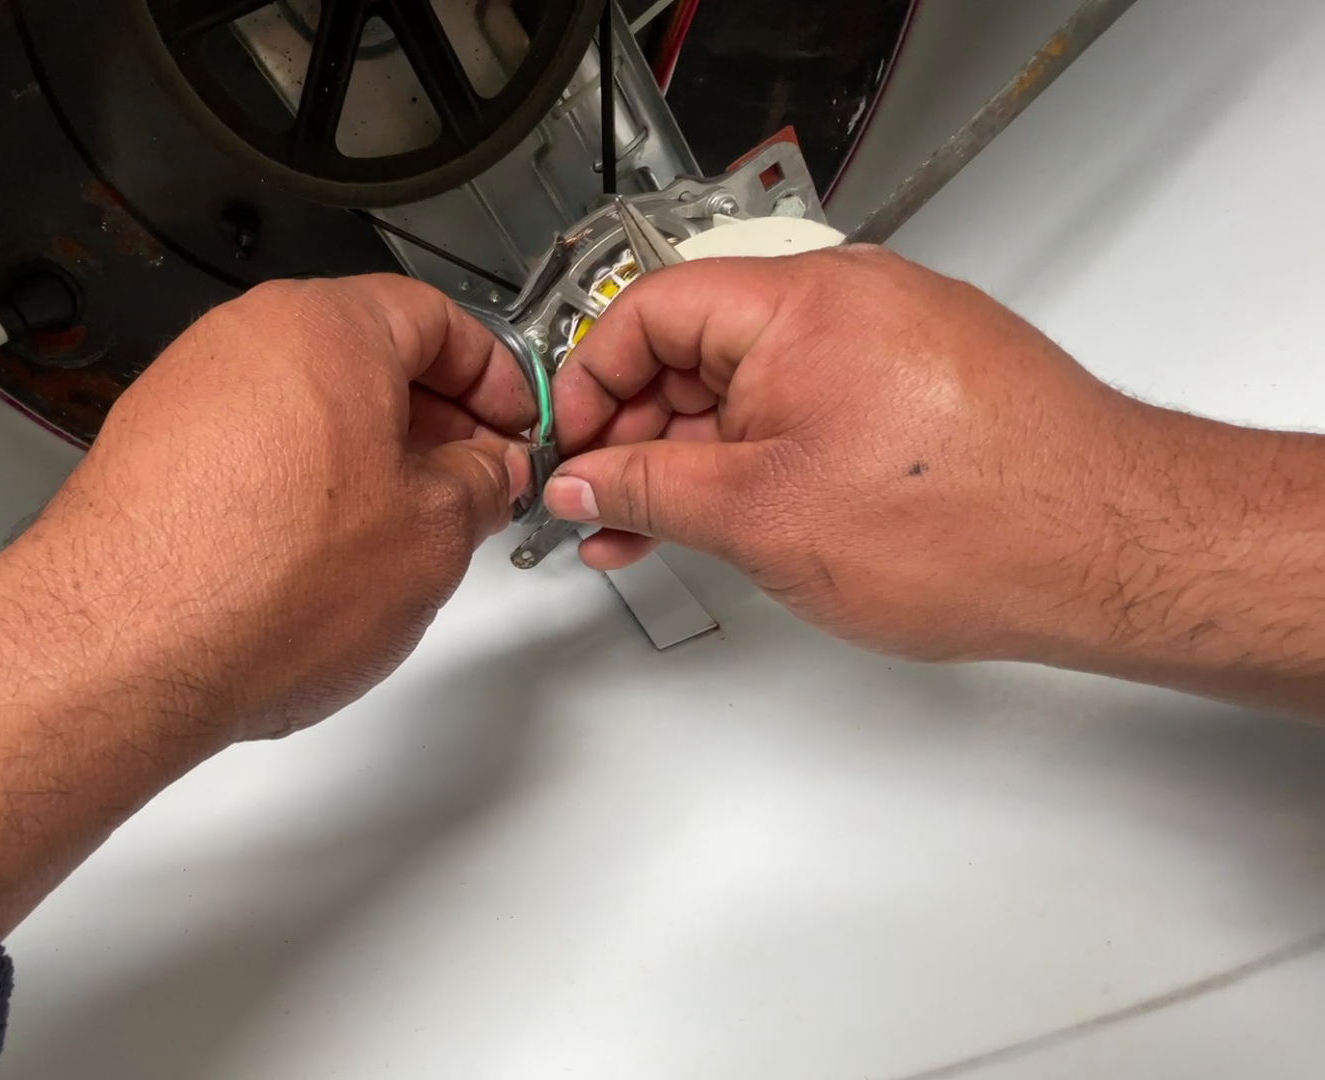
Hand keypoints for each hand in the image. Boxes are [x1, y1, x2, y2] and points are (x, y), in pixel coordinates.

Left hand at [0, 275, 531, 931]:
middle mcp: (248, 341)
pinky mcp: (155, 449)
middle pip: (369, 357)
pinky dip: (304, 481)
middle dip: (433, 421)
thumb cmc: (258, 584)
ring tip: (395, 527)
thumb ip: (481, 483)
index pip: (438, 319)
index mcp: (327, 327)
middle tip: (465, 482)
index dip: (493, 376)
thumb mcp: (429, 534)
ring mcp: (191, 391)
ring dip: (367, 455)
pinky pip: (256, 446)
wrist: (120, 650)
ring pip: (311, 405)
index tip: (510, 425)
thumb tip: (488, 471)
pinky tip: (319, 547)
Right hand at [542, 246, 1323, 682]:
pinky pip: (773, 420)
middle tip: (593, 499)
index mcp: (798, 305)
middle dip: (626, 437)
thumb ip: (642, 489)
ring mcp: (861, 353)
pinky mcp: (881, 397)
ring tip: (628, 529)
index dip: (590, 382)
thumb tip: (575, 481)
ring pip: (725, 399)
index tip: (568, 446)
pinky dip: (727, 468)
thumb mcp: (754, 513)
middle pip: (681, 357)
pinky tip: (690, 519)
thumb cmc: (971, 527)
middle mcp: (833, 309)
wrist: (1122, 562)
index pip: (646, 313)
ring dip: (670, 465)